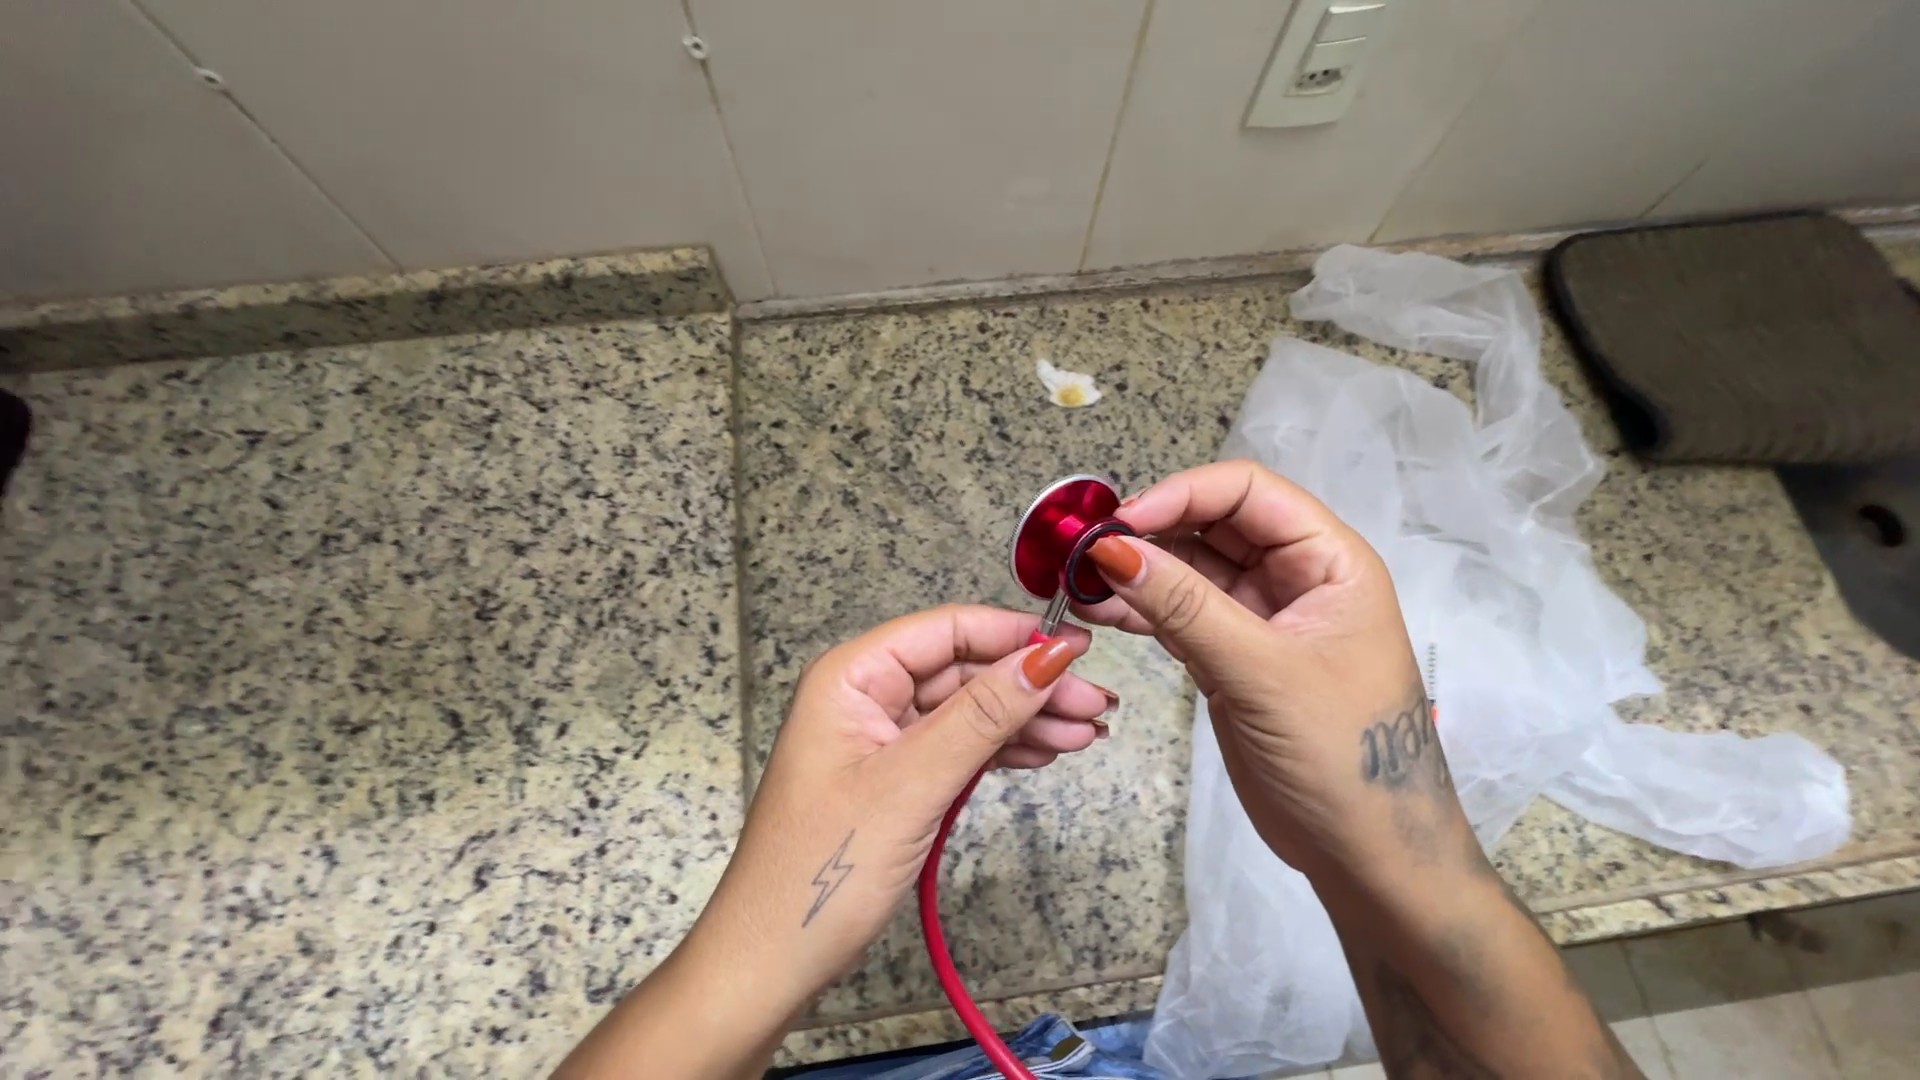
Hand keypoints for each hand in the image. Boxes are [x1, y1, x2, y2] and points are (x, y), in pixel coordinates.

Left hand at [708, 605, 1109, 1001]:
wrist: (772, 962)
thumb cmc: (824, 870)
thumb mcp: (912, 784)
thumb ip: (981, 716)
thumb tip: (1047, 658)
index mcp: (853, 676)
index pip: (945, 631)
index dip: (1013, 634)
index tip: (1078, 650)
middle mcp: (866, 695)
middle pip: (963, 671)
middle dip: (1029, 686)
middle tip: (1098, 707)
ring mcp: (881, 737)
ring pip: (966, 710)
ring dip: (1024, 720)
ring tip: (1086, 735)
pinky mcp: (895, 776)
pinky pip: (957, 746)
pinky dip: (1000, 751)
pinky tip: (1044, 753)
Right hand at [1076, 461, 1462, 886]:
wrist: (1363, 852)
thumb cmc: (1341, 754)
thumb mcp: (1263, 672)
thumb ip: (1185, 607)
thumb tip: (1109, 549)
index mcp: (1327, 560)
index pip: (1248, 493)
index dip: (1183, 494)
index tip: (1120, 523)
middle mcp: (1291, 577)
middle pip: (1211, 525)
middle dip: (1149, 530)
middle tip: (1085, 550)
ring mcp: (1255, 617)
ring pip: (1186, 570)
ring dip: (1135, 571)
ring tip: (1077, 582)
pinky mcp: (1227, 655)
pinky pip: (1175, 614)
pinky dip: (1137, 610)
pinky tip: (1097, 612)